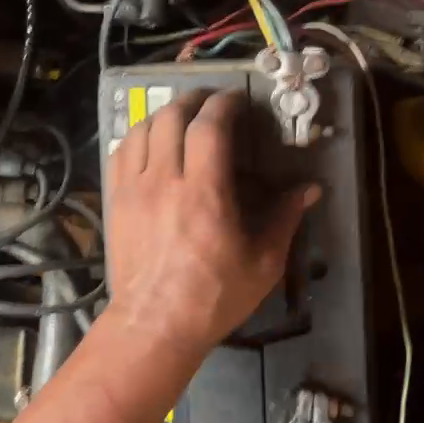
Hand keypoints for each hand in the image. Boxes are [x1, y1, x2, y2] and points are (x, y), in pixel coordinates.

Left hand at [101, 89, 316, 355]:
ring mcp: (133, 188)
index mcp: (203, 192)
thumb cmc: (214, 296)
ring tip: (181, 119)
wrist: (154, 322)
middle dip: (193, 101)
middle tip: (210, 103)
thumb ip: (284, 218)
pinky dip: (136, 137)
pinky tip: (149, 142)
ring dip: (163, 116)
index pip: (208, 127)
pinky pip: (120, 152)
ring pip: (140, 129)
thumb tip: (308, 189)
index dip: (223, 104)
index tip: (237, 100)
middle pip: (171, 118)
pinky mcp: (115, 199)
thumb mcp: (262, 262)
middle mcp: (163, 180)